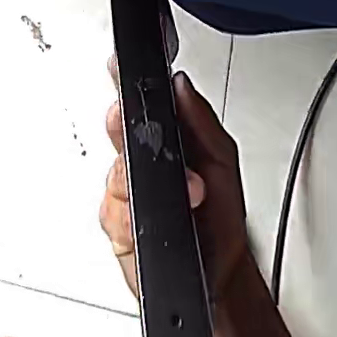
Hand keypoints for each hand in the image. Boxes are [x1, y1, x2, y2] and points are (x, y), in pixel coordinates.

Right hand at [101, 62, 252, 306]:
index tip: (118, 66)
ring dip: (145, 180)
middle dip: (120, 123)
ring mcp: (125, 192)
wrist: (220, 270)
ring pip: (116, 173)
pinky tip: (154, 219)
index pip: (138, 100)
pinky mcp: (117, 225)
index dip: (121, 79)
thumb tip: (181, 83)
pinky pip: (114, 213)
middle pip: (116, 130)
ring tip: (186, 190)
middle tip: (128, 120)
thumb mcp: (222, 158)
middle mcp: (140, 159)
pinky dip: (135, 215)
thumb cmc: (220, 211)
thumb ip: (201, 119)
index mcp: (165, 135)